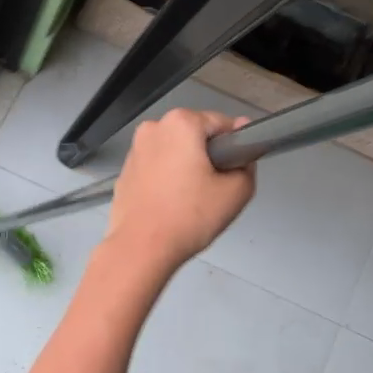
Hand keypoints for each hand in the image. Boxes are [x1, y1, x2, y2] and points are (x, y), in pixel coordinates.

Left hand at [104, 108, 254, 272]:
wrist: (140, 249)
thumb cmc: (188, 218)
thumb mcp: (237, 190)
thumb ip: (248, 162)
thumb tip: (242, 149)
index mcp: (180, 123)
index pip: (222, 125)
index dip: (235, 148)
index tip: (235, 171)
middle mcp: (152, 130)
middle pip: (195, 138)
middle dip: (207, 158)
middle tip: (214, 190)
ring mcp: (134, 153)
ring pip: (174, 155)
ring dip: (186, 170)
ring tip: (192, 201)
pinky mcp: (124, 175)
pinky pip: (155, 171)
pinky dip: (165, 182)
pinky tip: (171, 206)